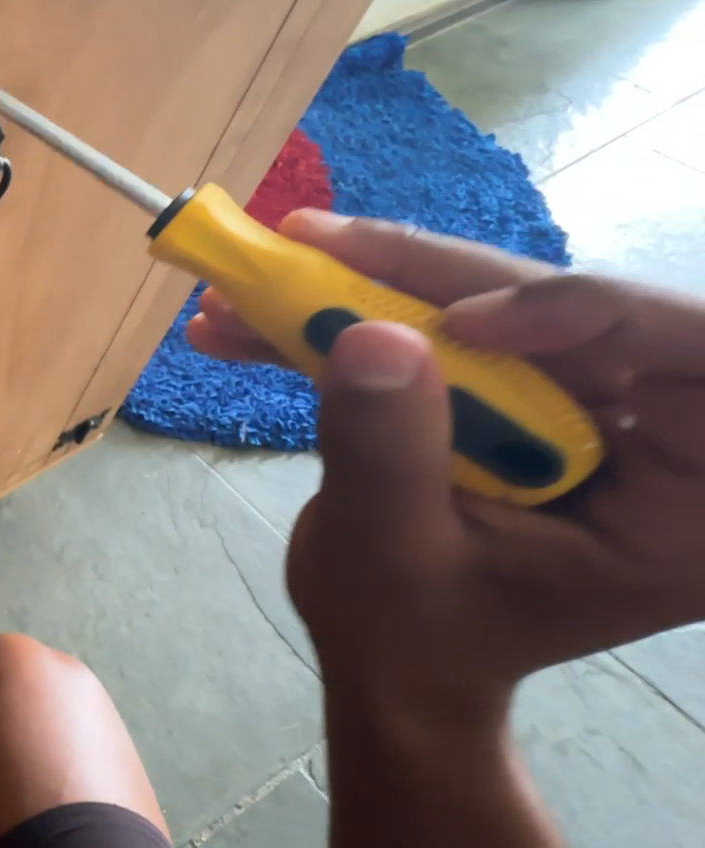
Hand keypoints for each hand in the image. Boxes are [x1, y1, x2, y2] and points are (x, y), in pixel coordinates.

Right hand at [189, 210, 704, 712]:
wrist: (386, 653)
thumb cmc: (407, 630)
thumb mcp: (391, 549)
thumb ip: (389, 449)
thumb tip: (371, 334)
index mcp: (685, 492)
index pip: (693, 359)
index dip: (588, 313)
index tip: (461, 321)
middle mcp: (639, 430)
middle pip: (553, 312)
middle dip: (424, 276)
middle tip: (311, 242)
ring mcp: (552, 406)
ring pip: (467, 308)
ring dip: (350, 290)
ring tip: (246, 285)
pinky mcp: (481, 394)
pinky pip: (412, 335)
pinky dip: (320, 325)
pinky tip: (236, 328)